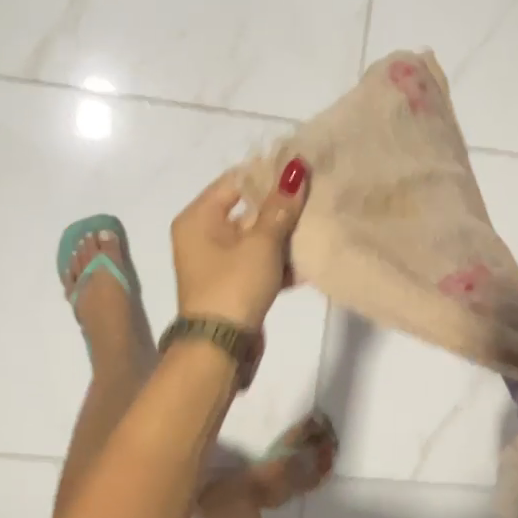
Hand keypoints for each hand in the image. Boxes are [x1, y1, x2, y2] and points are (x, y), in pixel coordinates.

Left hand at [171, 158, 309, 329]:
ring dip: (285, 236)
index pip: (237, 180)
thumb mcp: (261, 243)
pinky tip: (309, 261)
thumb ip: (281, 207)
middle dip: (282, 208)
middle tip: (317, 198)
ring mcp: (217, 262)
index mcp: (198, 217)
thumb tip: (296, 168)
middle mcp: (202, 235)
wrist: (220, 348)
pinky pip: (259, 262)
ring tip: (319, 227)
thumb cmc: (234, 285)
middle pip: (248, 209)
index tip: (303, 172)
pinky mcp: (233, 283)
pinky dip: (280, 261)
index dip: (269, 174)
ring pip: (257, 237)